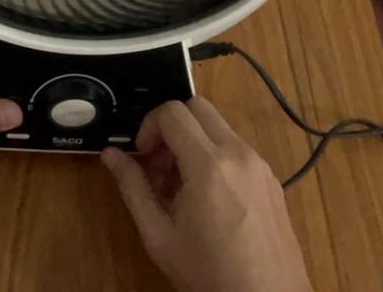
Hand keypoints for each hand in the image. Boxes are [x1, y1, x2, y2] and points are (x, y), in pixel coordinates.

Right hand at [103, 98, 311, 291]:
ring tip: (182, 188)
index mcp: (209, 165)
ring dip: (194, 141)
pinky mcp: (273, 179)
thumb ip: (133, 188)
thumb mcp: (160, 237)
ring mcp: (260, 164)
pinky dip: (216, 156)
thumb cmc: (209, 275)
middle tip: (160, 164)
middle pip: (198, 107)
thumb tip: (110, 154)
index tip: (142, 154)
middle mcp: (238, 153)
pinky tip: (210, 200)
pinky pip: (237, 148)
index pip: (173, 112)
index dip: (149, 125)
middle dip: (172, 126)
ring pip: (219, 127)